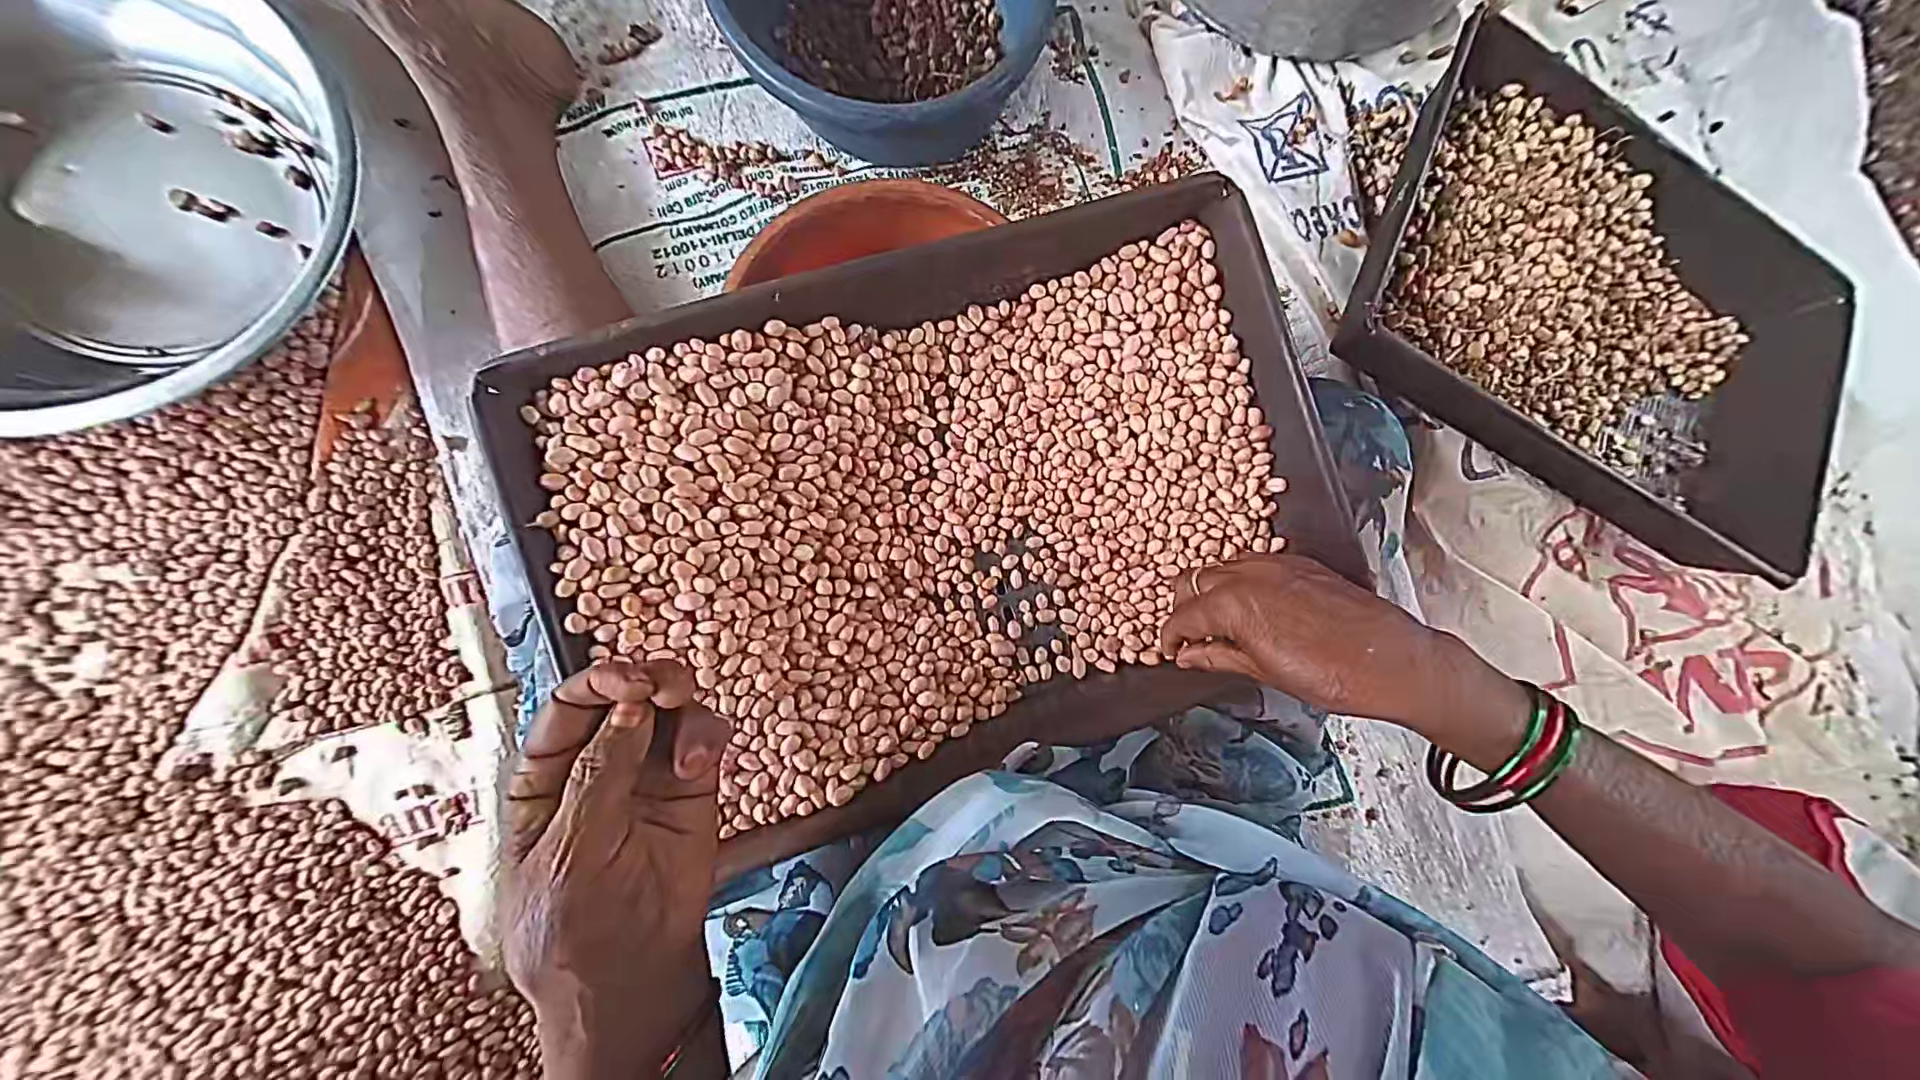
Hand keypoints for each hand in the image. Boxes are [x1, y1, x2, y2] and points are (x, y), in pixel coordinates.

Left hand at [501, 660, 729, 1079]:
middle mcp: (601, 759)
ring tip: (689, 734)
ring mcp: (650, 767)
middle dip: (647, 680)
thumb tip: (629, 710)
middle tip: (665, 687)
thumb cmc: (572, 924)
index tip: (628, 681)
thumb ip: (598, 776)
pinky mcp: (693, 781)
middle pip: (625, 695)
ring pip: (671, 707)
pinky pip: (705, 738)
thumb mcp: (568, 852)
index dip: (597, 683)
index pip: (569, 707)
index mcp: (549, 773)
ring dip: (683, 704)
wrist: (631, 971)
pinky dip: (708, 738)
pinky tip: (700, 765)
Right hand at [1159, 554, 1529, 765]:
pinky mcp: (1298, 564)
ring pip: (1219, 568)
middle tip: (1191, 638)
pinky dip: (1238, 582)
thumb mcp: (1266, 672)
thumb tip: (1190, 656)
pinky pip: (1251, 563)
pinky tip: (1249, 606)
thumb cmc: (1338, 675)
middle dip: (1184, 610)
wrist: (1398, 662)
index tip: (1172, 650)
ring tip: (1218, 622)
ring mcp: (1275, 564)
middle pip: (1192, 582)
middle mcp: (1248, 575)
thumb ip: (1219, 656)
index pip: (1182, 616)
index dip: (1170, 637)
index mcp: (1233, 605)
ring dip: (1209, 592)